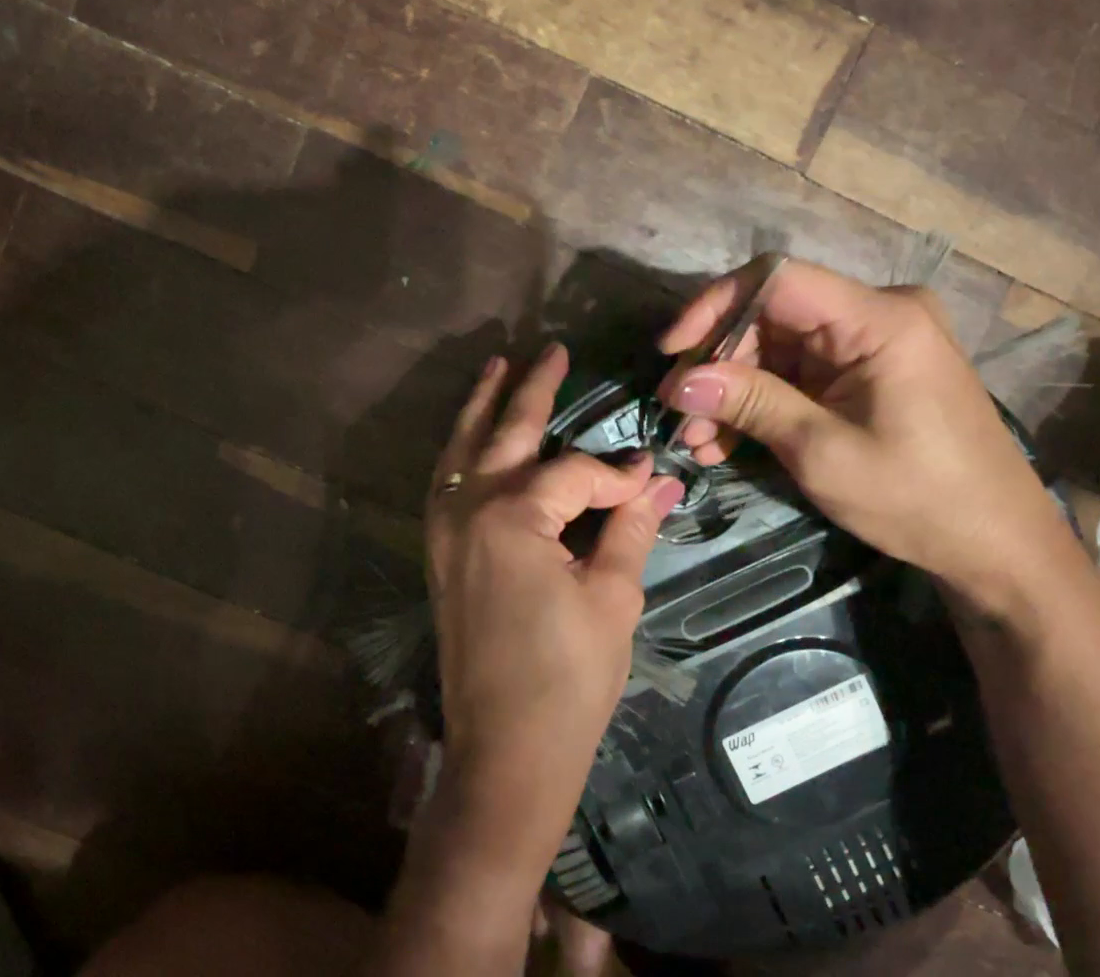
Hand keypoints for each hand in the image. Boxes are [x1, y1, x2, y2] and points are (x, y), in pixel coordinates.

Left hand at [427, 344, 684, 788]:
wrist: (506, 749)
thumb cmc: (569, 677)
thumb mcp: (613, 597)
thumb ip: (630, 527)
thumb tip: (660, 479)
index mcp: (513, 515)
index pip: (576, 472)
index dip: (618, 475)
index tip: (651, 480)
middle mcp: (468, 509)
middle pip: (505, 433)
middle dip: (532, 389)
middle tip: (551, 349)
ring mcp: (445, 531)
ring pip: (462, 451)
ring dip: (483, 408)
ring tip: (497, 368)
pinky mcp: (439, 554)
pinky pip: (447, 483)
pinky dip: (463, 453)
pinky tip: (475, 441)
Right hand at [657, 261, 1074, 611]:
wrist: (993, 544)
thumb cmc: (916, 498)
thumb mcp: (822, 452)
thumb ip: (752, 403)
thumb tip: (680, 381)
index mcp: (880, 318)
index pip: (777, 279)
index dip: (715, 306)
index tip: (673, 352)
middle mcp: (878, 314)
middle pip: (771, 315)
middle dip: (719, 363)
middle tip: (680, 414)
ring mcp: (873, 344)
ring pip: (777, 348)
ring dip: (732, 391)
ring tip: (697, 441)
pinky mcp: (866, 373)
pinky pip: (798, 374)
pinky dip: (761, 404)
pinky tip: (725, 442)